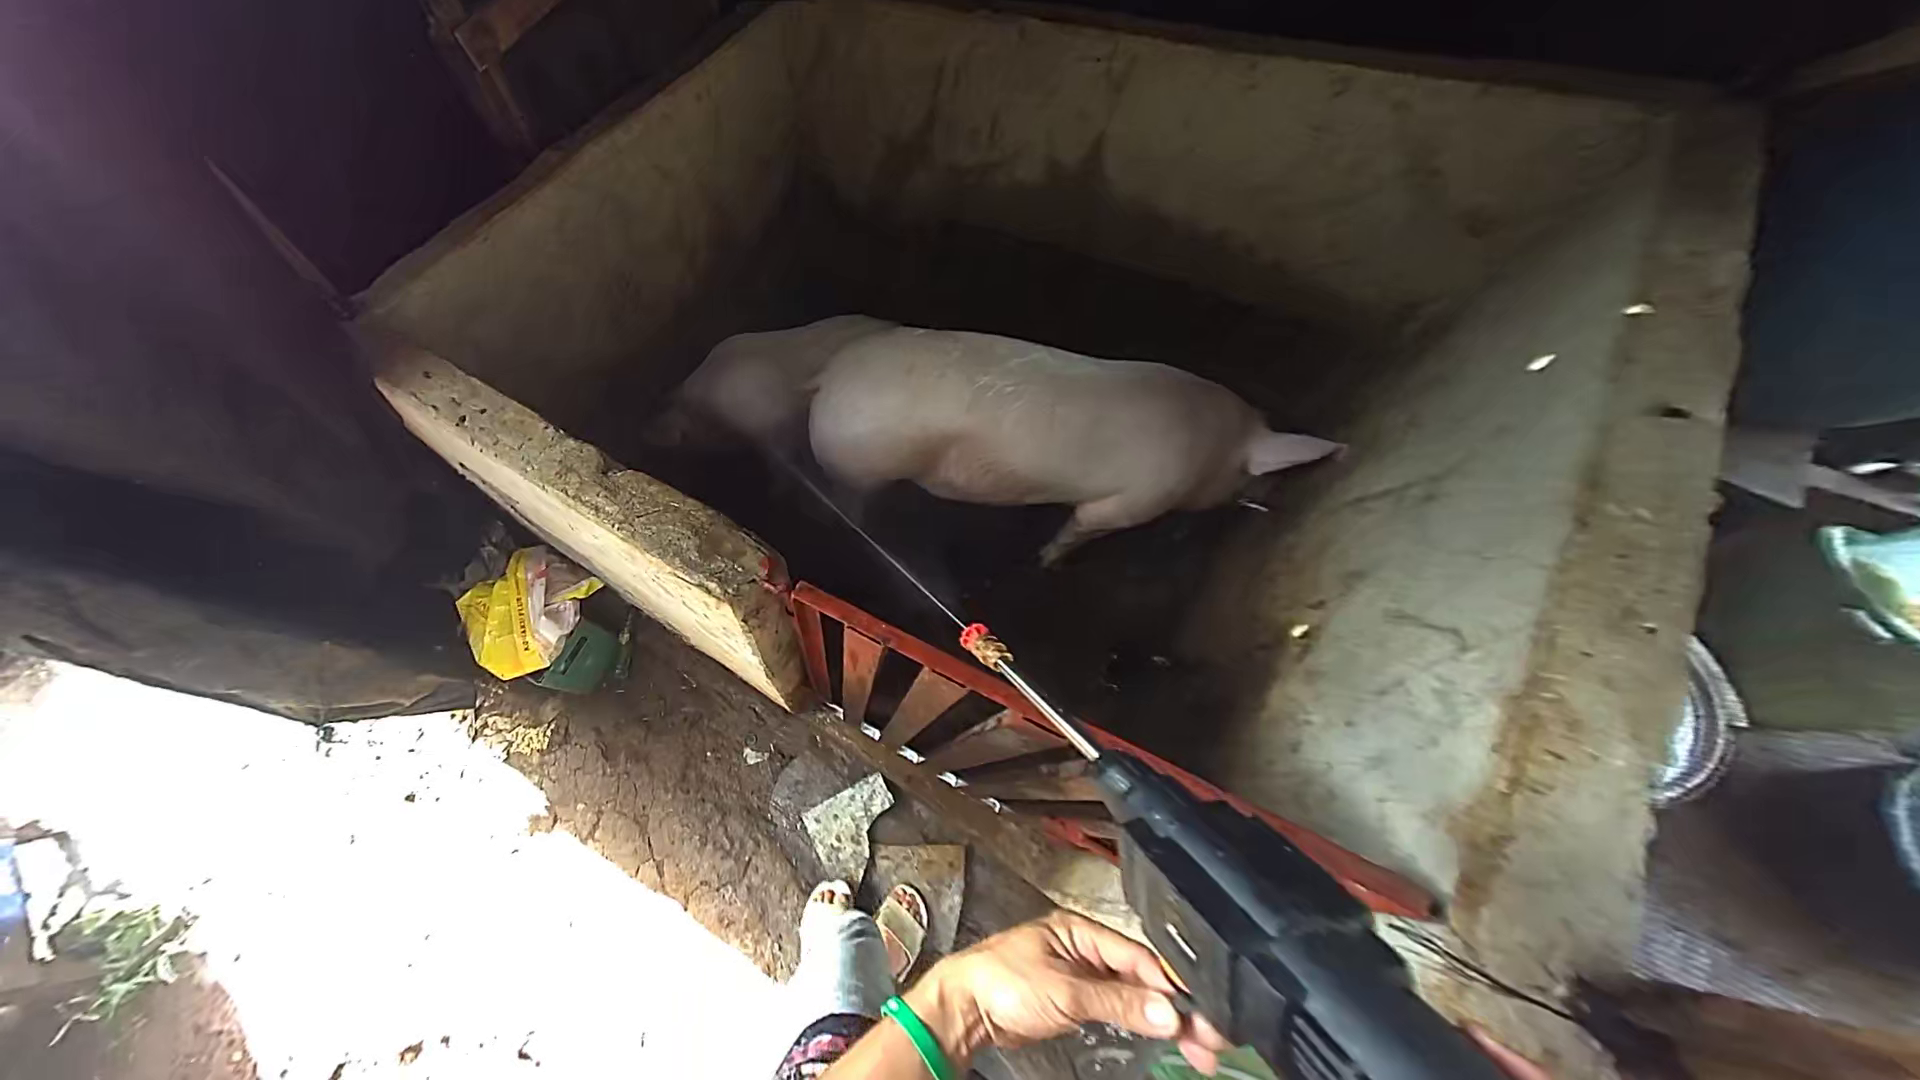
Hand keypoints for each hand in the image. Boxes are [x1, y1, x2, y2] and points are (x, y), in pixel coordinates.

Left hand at [903, 910, 1232, 1073]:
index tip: (1201, 1013)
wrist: (966, 1006)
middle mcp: (1083, 947)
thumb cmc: (1006, 981)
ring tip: (1194, 1047)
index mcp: (1080, 930)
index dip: (1169, 984)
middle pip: (1137, 974)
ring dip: (1159, 1016)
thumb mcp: (1065, 990)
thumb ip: (1117, 1000)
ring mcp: (1079, 974)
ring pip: (1130, 992)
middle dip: (1171, 1004)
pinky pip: (1115, 1006)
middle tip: (1207, 1041)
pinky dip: (1138, 1021)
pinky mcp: (1073, 999)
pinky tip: (1158, 1036)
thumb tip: (1168, 1012)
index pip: (1136, 955)